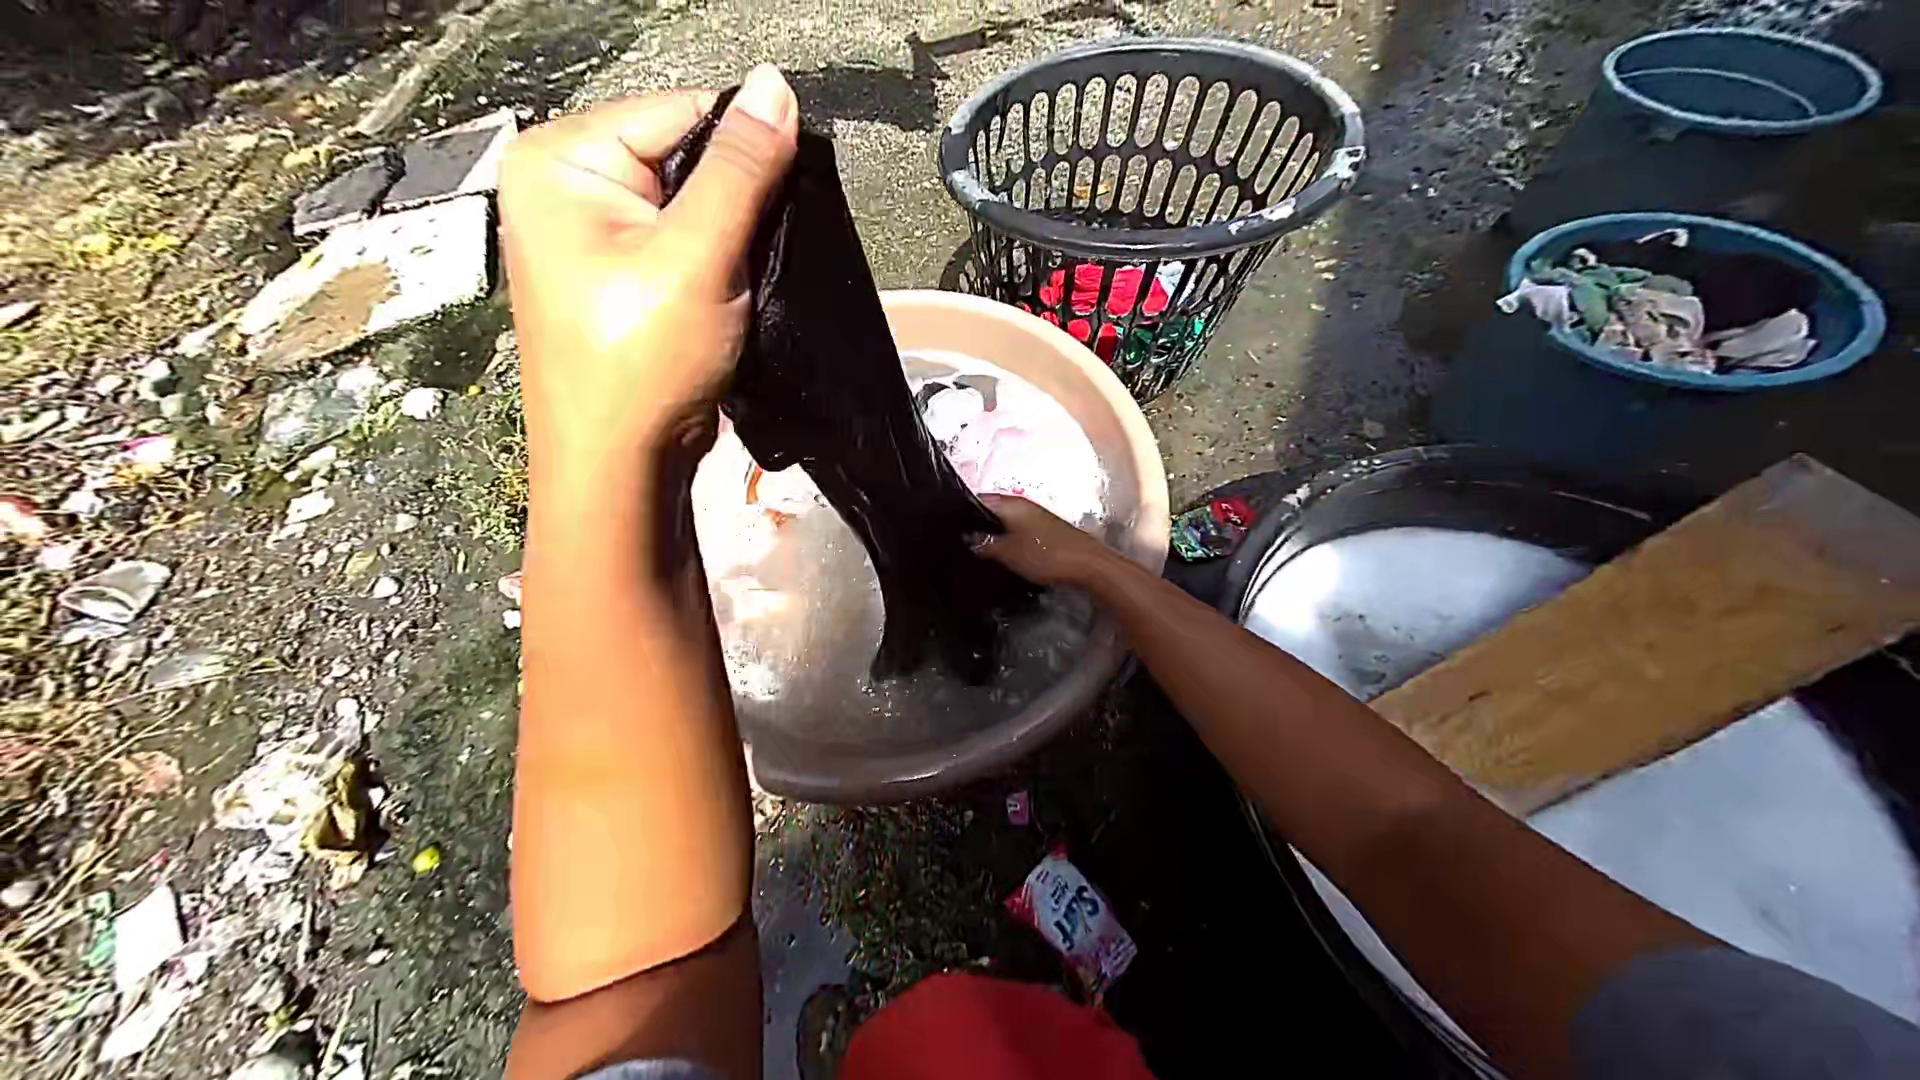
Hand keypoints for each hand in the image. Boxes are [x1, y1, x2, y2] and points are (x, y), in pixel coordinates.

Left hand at [498, 66, 799, 473]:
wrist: (621, 462)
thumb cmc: (644, 361)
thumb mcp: (697, 257)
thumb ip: (740, 171)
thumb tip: (777, 86)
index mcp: (562, 161)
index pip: (677, 112)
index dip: (743, 147)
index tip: (791, 194)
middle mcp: (568, 190)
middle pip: (683, 161)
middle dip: (735, 204)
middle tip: (758, 254)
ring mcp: (595, 240)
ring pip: (690, 211)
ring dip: (730, 241)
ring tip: (743, 282)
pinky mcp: (623, 282)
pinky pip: (683, 250)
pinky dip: (718, 266)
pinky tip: (730, 295)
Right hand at [971, 493, 1118, 587]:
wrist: (1087, 566)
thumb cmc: (1048, 555)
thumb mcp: (1008, 553)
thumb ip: (985, 544)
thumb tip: (968, 538)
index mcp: (1012, 504)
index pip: (980, 499)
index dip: (963, 511)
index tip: (952, 525)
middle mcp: (1024, 506)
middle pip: (993, 511)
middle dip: (978, 525)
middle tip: (963, 542)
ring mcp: (1036, 518)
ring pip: (1006, 523)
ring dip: (994, 535)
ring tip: (981, 551)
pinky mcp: (1045, 532)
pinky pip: (1018, 533)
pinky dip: (1009, 541)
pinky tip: (1005, 556)